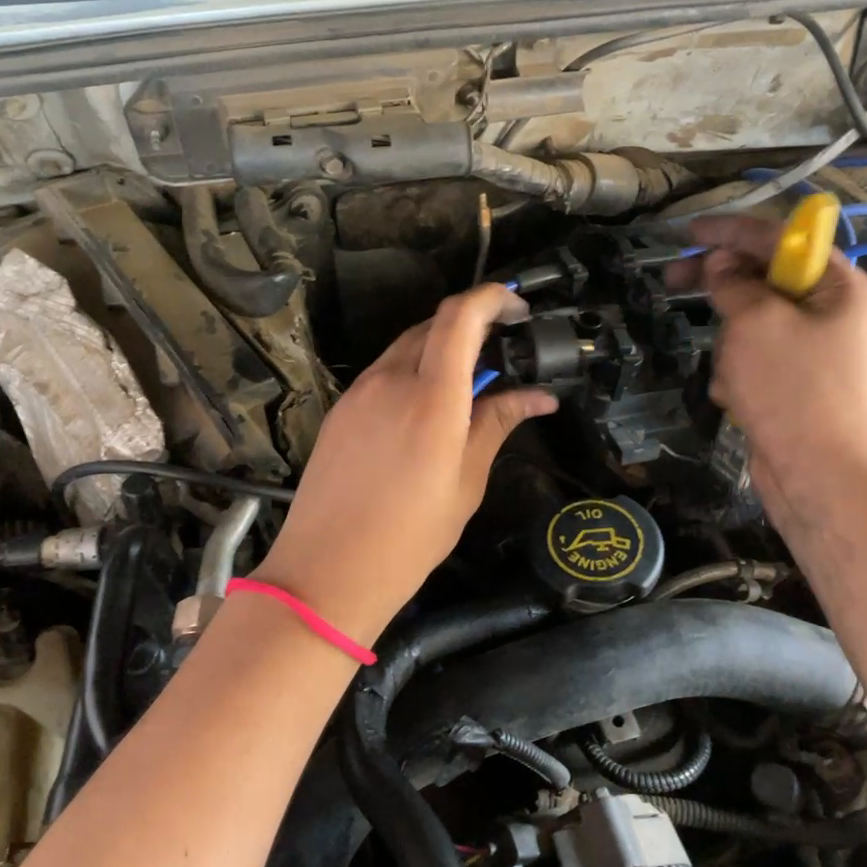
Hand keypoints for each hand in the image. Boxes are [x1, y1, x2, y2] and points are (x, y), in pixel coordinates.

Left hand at [252, 284, 558, 642]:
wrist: (326, 570)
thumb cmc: (409, 537)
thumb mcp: (466, 482)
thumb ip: (497, 425)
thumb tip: (539, 396)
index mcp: (431, 397)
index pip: (461, 316)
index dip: (492, 297)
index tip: (518, 307)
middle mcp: (390, 380)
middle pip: (433, 325)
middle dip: (472, 325)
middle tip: (503, 350)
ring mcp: (359, 393)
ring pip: (405, 347)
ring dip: (440, 350)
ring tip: (468, 384)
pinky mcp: (340, 410)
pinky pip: (382, 373)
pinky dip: (412, 372)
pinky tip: (426, 409)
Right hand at [687, 216, 866, 497]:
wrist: (824, 478)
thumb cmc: (795, 391)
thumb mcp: (756, 324)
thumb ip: (734, 285)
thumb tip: (721, 266)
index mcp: (840, 288)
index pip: (782, 241)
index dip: (731, 232)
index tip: (687, 233)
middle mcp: (834, 315)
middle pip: (765, 282)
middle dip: (721, 287)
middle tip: (671, 281)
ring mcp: (815, 355)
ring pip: (753, 327)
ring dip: (730, 345)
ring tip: (730, 374)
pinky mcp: (796, 389)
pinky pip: (756, 364)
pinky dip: (738, 376)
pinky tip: (736, 400)